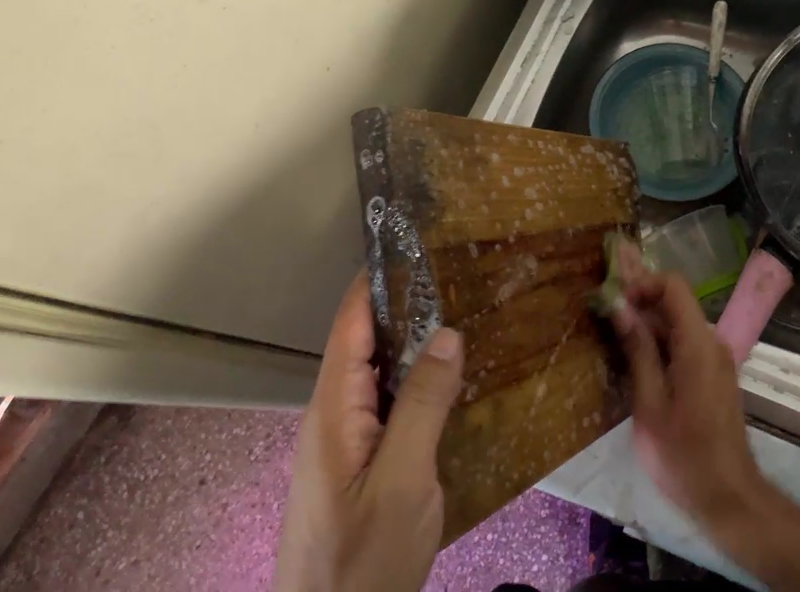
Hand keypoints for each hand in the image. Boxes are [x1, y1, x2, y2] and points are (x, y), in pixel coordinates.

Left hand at [276, 271, 464, 591]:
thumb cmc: (363, 558)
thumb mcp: (402, 481)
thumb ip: (423, 405)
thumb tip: (446, 333)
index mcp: (333, 411)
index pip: (350, 326)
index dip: (376, 282)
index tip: (413, 243)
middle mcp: (333, 418)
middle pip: (365, 346)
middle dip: (405, 307)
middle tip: (459, 275)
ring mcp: (345, 445)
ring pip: (380, 378)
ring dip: (416, 347)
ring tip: (466, 315)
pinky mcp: (361, 468)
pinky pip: (389, 408)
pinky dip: (419, 385)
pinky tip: (454, 383)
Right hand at [612, 272, 767, 531]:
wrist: (727, 497)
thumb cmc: (683, 454)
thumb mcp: (650, 403)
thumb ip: (638, 350)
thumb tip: (620, 307)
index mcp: (698, 343)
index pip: (674, 286)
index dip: (642, 284)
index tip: (614, 304)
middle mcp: (712, 343)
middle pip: (675, 305)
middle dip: (639, 307)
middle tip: (604, 323)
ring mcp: (716, 361)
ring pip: (679, 327)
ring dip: (648, 329)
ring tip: (614, 346)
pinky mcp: (714, 378)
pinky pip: (686, 347)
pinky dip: (661, 347)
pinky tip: (636, 369)